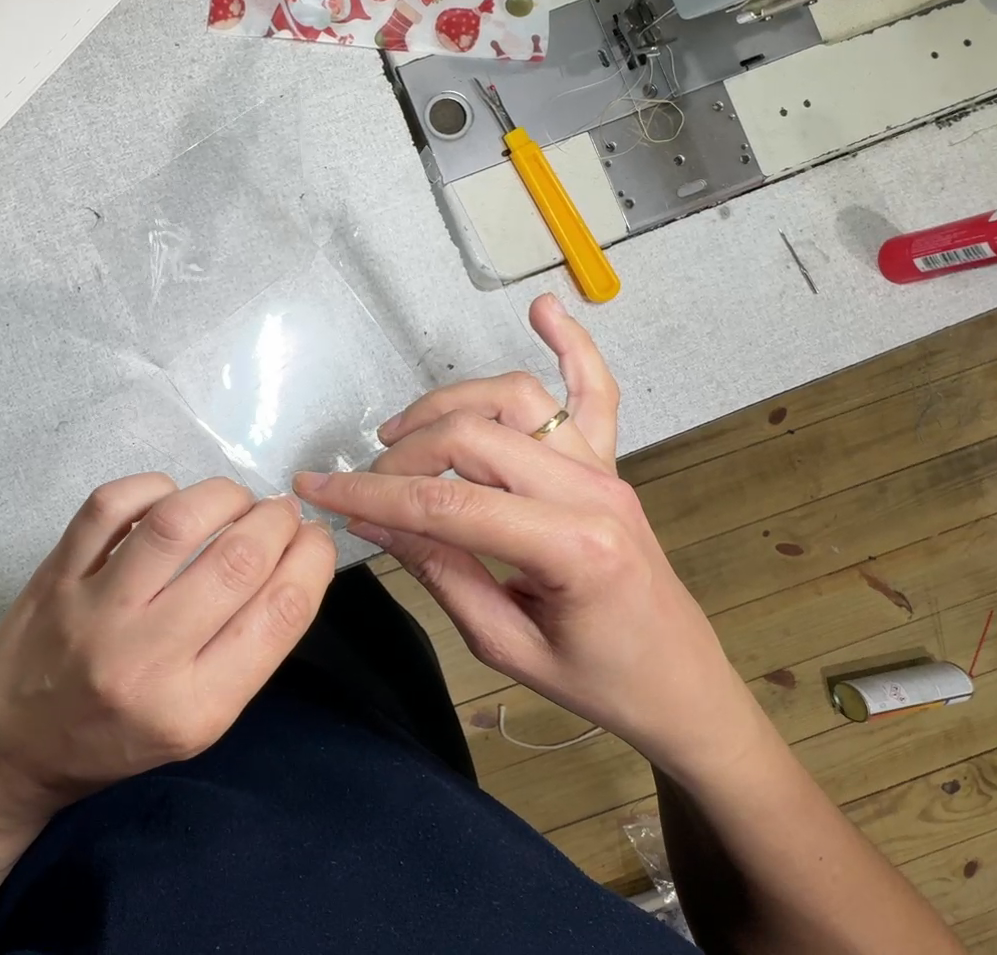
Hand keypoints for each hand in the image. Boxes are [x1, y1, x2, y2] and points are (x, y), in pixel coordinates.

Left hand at [0, 474, 337, 836]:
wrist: (11, 750)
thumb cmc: (111, 744)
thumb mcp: (194, 726)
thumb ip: (242, 651)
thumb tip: (285, 563)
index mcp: (195, 708)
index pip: (279, 614)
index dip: (312, 561)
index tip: (315, 540)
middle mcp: (145, 656)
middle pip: (236, 561)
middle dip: (276, 522)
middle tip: (280, 514)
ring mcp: (93, 610)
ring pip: (175, 523)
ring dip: (223, 496)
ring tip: (236, 499)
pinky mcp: (55, 575)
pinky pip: (110, 506)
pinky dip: (152, 487)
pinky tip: (169, 498)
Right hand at [293, 294, 766, 778]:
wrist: (682, 688)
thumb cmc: (597, 681)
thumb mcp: (501, 643)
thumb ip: (437, 571)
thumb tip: (371, 521)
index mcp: (571, 548)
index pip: (445, 504)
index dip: (369, 496)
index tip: (314, 490)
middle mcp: (592, 490)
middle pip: (472, 437)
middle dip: (400, 458)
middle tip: (363, 490)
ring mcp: (604, 468)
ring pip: (512, 399)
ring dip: (446, 406)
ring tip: (400, 435)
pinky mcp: (608, 463)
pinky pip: (592, 391)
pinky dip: (570, 346)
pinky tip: (542, 310)